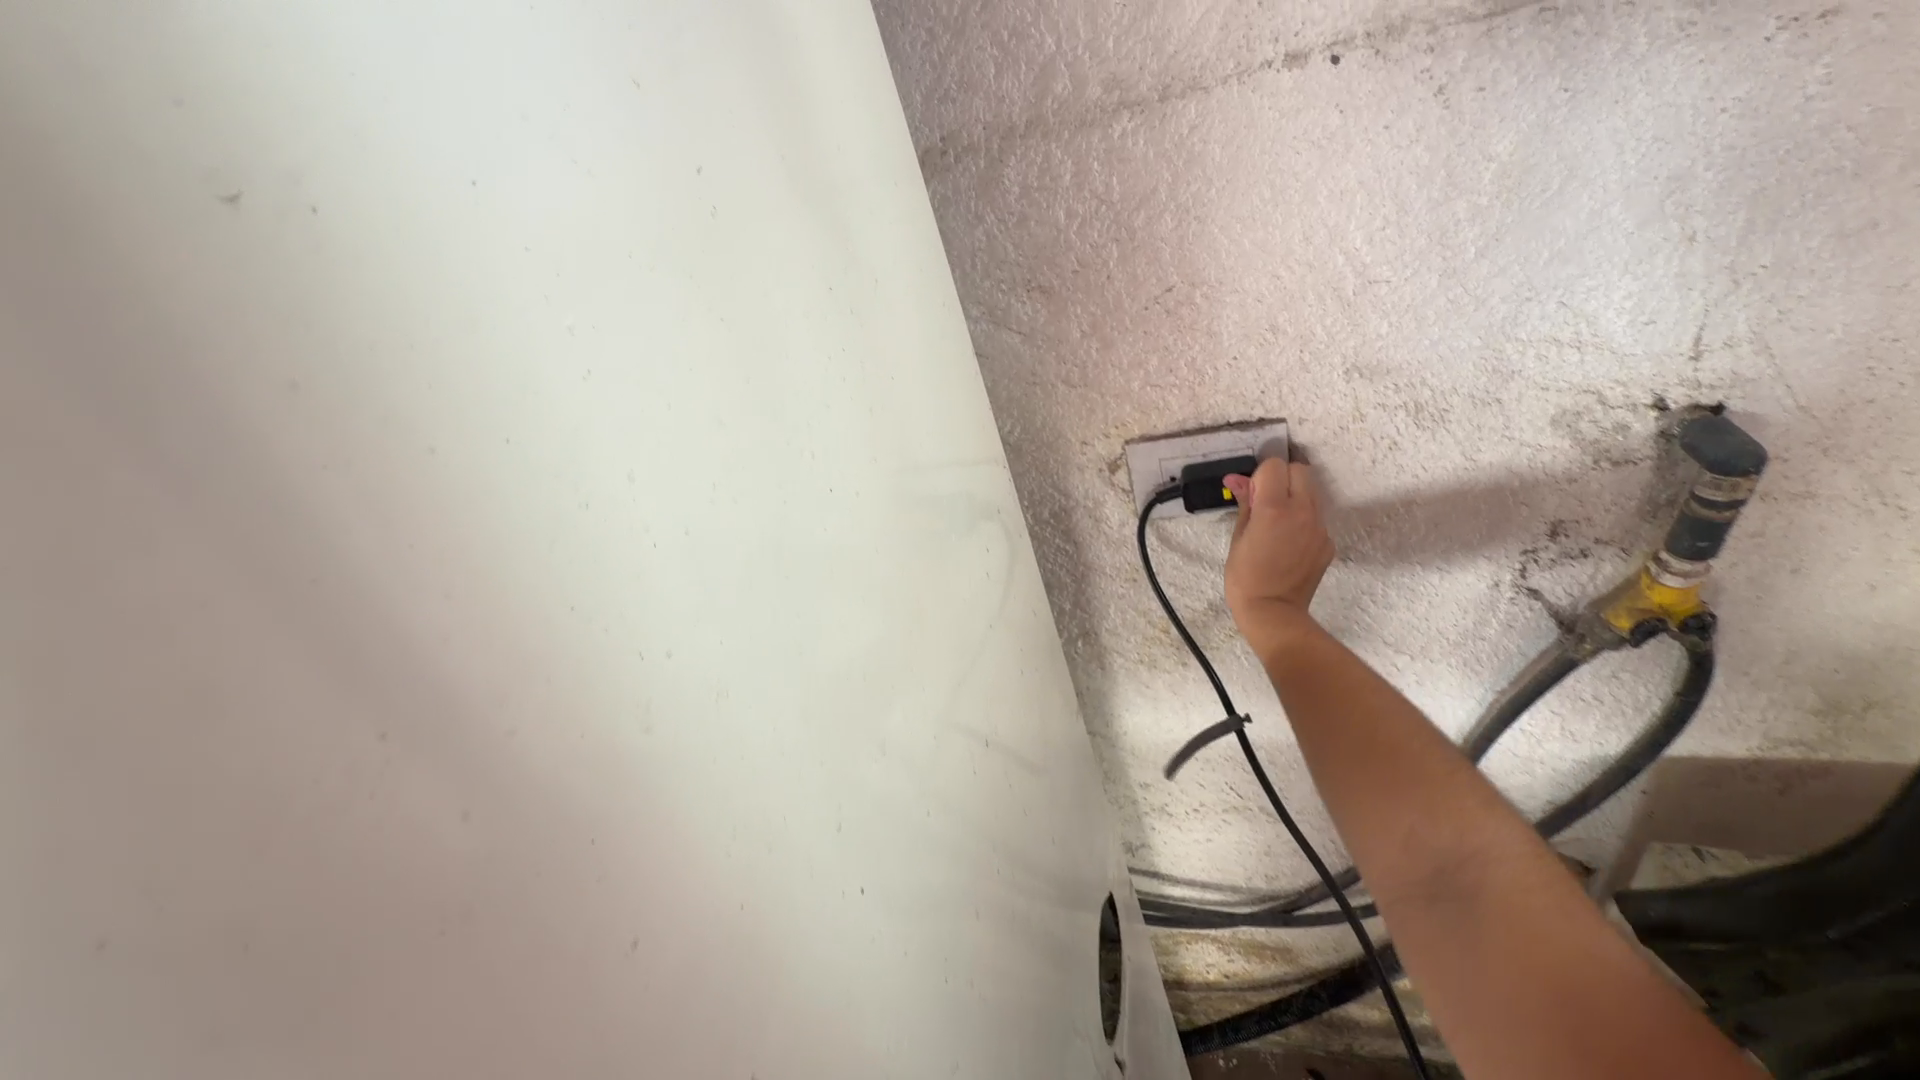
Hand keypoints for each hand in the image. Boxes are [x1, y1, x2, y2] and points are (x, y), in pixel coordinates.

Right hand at [1221, 458, 1334, 660]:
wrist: (1274, 613)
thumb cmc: (1245, 578)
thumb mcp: (1238, 538)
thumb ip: (1245, 504)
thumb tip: (1238, 480)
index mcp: (1275, 508)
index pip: (1275, 465)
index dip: (1260, 475)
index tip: (1252, 493)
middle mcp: (1303, 512)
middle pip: (1300, 471)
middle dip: (1282, 478)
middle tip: (1266, 501)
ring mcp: (1320, 528)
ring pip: (1311, 493)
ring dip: (1294, 497)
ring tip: (1276, 524)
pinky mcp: (1327, 543)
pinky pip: (1316, 519)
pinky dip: (1302, 521)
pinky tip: (1288, 543)